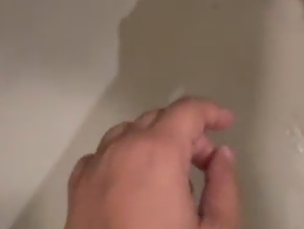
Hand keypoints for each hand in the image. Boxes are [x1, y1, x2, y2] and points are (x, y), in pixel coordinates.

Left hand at [65, 97, 241, 228]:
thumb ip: (224, 187)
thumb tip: (221, 156)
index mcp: (157, 152)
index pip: (187, 111)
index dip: (211, 112)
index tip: (227, 122)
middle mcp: (122, 149)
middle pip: (158, 119)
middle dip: (186, 133)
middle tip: (207, 163)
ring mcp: (94, 168)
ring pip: (128, 134)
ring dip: (153, 143)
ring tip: (173, 179)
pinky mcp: (76, 191)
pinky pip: (103, 157)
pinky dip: (124, 159)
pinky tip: (136, 187)